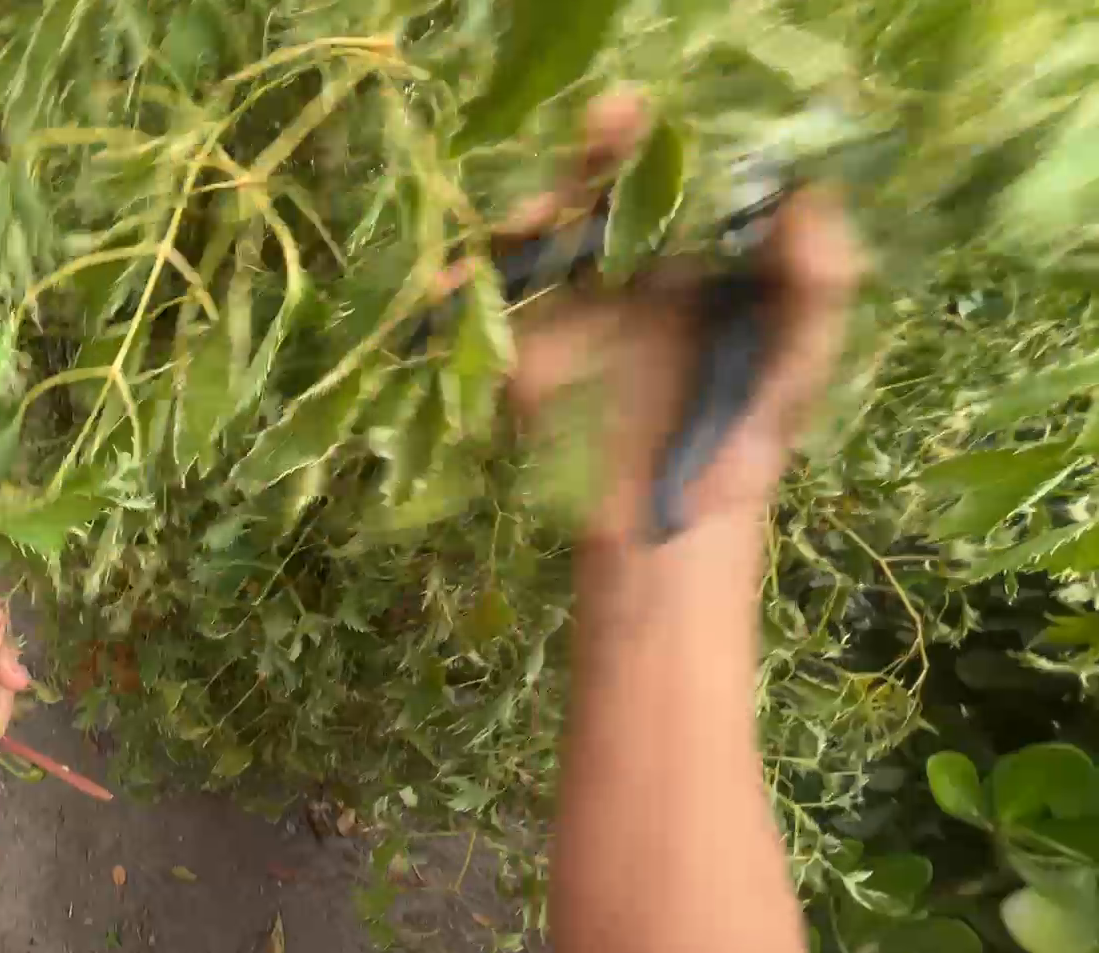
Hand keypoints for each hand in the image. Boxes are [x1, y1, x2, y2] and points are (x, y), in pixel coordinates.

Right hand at [446, 91, 860, 544]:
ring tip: (520, 222)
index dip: (641, 149)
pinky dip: (457, 299)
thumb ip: (814, 284)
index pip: (658, 190)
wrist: (666, 522)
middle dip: (576, 173)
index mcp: (683, 268)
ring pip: (527, 255)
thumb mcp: (796, 361)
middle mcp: (617, 283)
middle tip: (581, 150)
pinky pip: (483, 321)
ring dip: (514, 228)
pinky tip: (448, 287)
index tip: (627, 118)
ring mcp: (561, 322)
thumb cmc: (737, 443)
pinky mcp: (518, 364)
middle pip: (584, 208)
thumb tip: (802, 198)